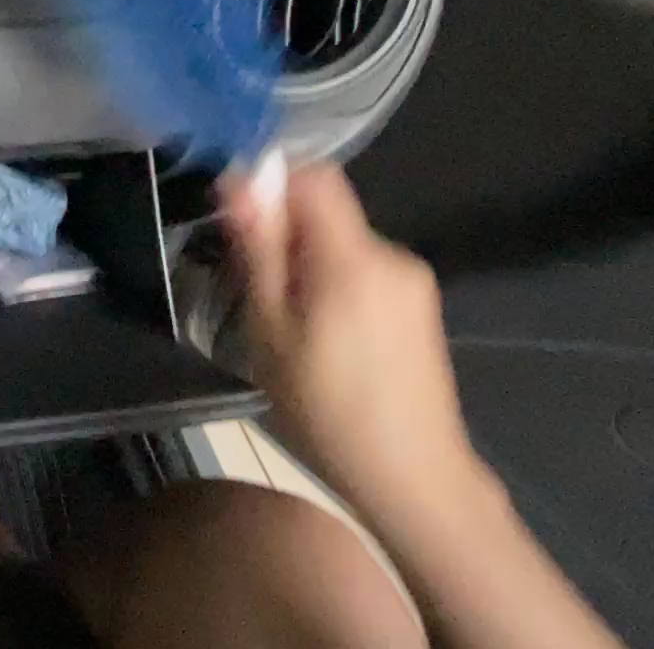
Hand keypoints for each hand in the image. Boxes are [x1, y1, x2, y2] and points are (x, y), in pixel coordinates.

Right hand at [221, 162, 488, 522]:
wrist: (411, 475)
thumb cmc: (323, 403)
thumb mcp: (270, 325)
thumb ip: (259, 249)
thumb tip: (239, 182)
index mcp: (354, 259)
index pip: (315, 178)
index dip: (270, 181)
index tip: (236, 216)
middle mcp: (392, 257)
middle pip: (324, 213)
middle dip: (280, 233)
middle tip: (250, 284)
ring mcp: (411, 282)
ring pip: (338, 242)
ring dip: (301, 260)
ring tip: (278, 317)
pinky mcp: (416, 306)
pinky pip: (358, 267)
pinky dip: (327, 280)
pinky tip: (315, 331)